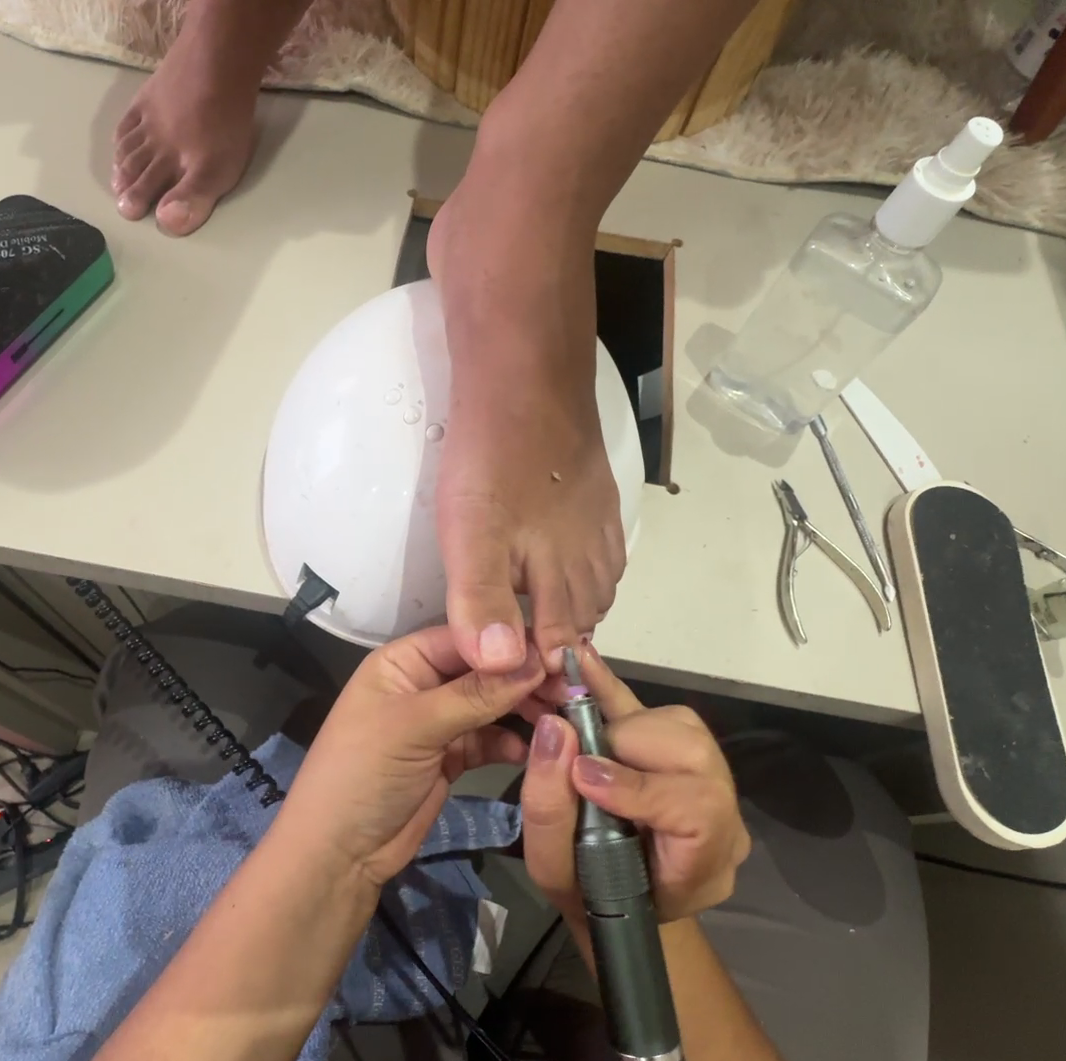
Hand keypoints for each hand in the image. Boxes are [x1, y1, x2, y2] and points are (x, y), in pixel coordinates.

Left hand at [275, 627, 544, 888]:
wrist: (339, 854)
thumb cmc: (364, 773)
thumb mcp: (415, 726)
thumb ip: (475, 695)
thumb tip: (534, 663)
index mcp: (403, 661)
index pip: (465, 637)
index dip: (510, 645)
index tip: (559, 655)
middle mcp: (422, 683)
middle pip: (483, 670)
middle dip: (522, 680)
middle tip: (569, 690)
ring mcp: (438, 721)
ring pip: (491, 705)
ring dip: (522, 711)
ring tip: (560, 718)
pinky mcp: (451, 756)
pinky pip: (489, 740)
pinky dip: (511, 743)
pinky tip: (532, 750)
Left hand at [428, 175, 626, 675]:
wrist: (523, 354)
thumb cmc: (493, 447)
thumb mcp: (472, 534)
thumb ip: (486, 602)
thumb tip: (504, 673)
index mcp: (565, 569)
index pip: (565, 643)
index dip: (547, 675)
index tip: (528, 701)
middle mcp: (590, 546)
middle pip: (583, 613)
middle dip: (560, 644)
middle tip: (528, 664)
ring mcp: (592, 508)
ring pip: (590, 572)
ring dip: (568, 601)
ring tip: (538, 620)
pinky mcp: (584, 473)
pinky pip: (587, 532)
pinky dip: (572, 555)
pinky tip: (552, 547)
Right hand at [518, 643, 749, 922]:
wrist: (611, 898)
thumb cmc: (584, 894)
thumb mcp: (552, 871)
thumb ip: (550, 810)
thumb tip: (554, 730)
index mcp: (704, 867)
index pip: (697, 812)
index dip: (640, 786)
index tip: (584, 777)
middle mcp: (724, 819)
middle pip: (696, 756)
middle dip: (629, 743)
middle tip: (577, 752)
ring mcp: (711, 779)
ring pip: (683, 727)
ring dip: (625, 723)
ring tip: (580, 731)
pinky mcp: (683, 747)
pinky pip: (656, 710)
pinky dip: (615, 688)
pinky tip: (583, 661)